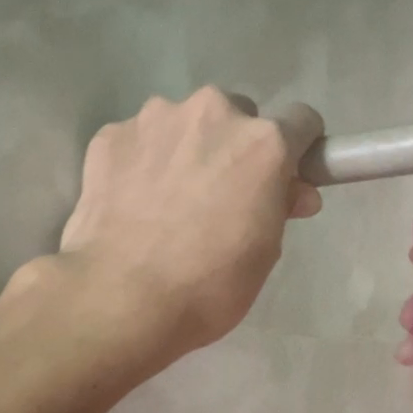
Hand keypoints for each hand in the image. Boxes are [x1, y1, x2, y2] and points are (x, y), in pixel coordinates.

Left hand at [51, 86, 323, 360]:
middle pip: (237, 116)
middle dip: (234, 148)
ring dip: (186, 150)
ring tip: (168, 203)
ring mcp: (156, 118)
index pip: (301, 121)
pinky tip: (133, 204)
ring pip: (184, 124)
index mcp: (263, 143)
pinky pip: (139, 141)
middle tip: (219, 198)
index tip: (285, 177)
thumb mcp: (265, 253)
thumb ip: (281, 207)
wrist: (122, 299)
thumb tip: (294, 192)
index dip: (297, 151)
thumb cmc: (209, 286)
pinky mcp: (111, 135)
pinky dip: (142, 163)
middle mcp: (213, 113)